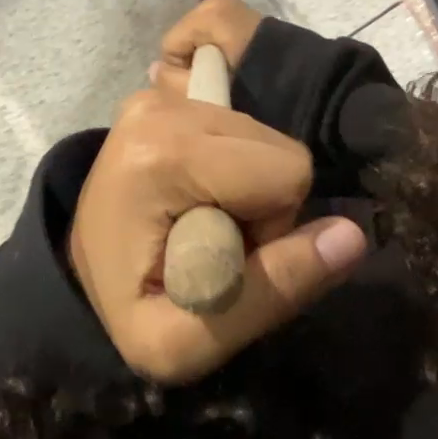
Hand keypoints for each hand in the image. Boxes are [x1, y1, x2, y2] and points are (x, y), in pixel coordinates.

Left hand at [69, 88, 367, 383]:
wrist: (84, 278)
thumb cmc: (129, 312)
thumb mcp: (188, 341)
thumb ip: (273, 291)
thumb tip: (353, 236)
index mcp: (160, 157)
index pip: (285, 174)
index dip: (273, 229)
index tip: (223, 257)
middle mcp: (156, 108)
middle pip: (279, 150)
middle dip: (263, 205)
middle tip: (213, 241)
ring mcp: (157, 97)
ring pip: (265, 139)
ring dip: (248, 189)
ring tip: (200, 222)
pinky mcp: (164, 98)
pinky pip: (242, 130)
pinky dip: (233, 167)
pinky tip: (195, 194)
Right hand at [150, 0, 264, 97]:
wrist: (301, 78)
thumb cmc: (252, 82)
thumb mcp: (208, 85)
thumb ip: (174, 81)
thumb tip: (155, 71)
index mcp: (207, 13)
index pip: (170, 46)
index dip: (179, 71)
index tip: (202, 86)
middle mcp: (215, 0)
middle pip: (184, 40)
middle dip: (192, 64)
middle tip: (214, 83)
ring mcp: (229, 4)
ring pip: (198, 39)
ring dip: (206, 60)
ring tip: (225, 77)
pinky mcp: (240, 13)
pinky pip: (214, 35)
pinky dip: (218, 52)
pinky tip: (232, 67)